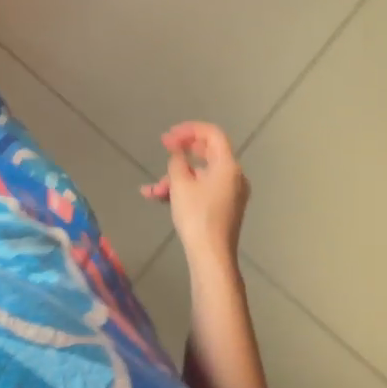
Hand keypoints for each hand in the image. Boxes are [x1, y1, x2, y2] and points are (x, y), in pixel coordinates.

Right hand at [141, 122, 250, 260]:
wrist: (211, 257)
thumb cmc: (197, 215)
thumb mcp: (180, 183)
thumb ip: (177, 160)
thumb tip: (178, 151)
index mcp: (228, 166)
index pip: (212, 134)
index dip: (189, 130)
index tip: (168, 137)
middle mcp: (234, 177)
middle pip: (207, 152)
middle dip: (181, 151)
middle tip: (163, 148)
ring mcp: (230, 193)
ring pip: (200, 174)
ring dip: (175, 177)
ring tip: (153, 190)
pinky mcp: (223, 207)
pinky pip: (202, 189)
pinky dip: (183, 190)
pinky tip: (160, 198)